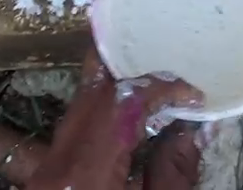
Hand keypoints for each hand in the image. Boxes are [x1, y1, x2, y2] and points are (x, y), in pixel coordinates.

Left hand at [25, 50, 202, 189]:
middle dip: (130, 71)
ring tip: (151, 83)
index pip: (124, 103)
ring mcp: (51, 164)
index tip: (193, 95)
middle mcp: (62, 157)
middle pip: (92, 89)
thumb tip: (193, 129)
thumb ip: (173, 174)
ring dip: (113, 86)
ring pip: (79, 102)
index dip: (161, 88)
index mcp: (89, 170)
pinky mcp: (49, 175)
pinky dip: (101, 111)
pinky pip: (76, 124)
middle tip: (166, 67)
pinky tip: (126, 117)